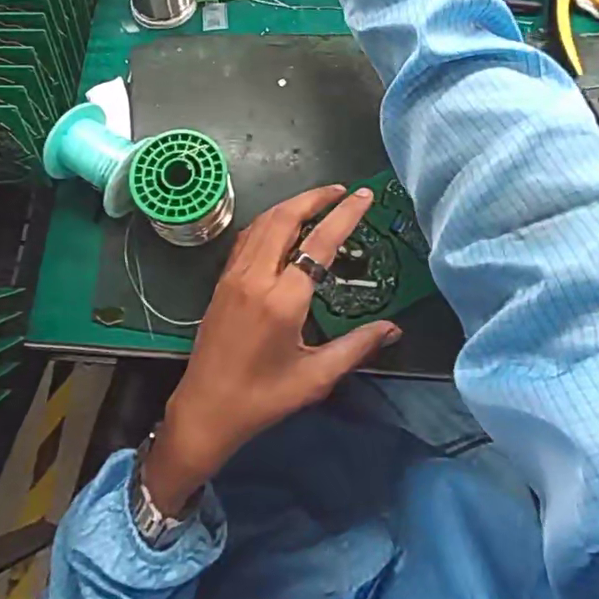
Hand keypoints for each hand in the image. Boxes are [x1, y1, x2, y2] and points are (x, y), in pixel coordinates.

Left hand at [141, 185, 402, 511]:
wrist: (206, 406)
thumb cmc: (263, 397)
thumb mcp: (316, 377)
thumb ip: (356, 347)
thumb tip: (392, 329)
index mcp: (282, 300)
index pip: (318, 244)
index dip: (344, 215)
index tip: (363, 196)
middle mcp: (255, 277)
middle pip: (283, 219)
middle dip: (314, 198)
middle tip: (341, 191)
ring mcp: (233, 275)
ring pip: (261, 224)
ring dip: (290, 206)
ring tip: (318, 202)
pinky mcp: (222, 280)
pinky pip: (246, 238)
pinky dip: (268, 222)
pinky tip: (281, 226)